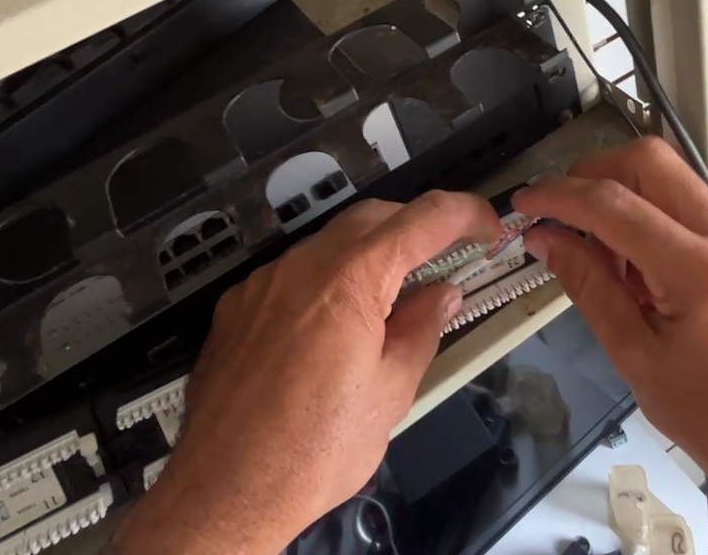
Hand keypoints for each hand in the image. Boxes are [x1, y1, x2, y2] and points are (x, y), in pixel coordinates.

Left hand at [116, 191, 501, 554]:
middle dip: (415, 228)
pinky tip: (328, 329)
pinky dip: (324, 281)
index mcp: (351, 279)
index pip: (424, 218)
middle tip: (442, 262)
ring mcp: (264, 280)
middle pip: (374, 217)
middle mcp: (304, 264)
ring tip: (386, 304)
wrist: (220, 493)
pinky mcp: (237, 304)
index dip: (465, 213)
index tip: (487, 225)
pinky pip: (292, 272)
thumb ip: (422, 329)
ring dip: (367, 255)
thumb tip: (441, 293)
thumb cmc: (311, 451)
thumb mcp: (390, 394)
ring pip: (330, 241)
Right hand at [517, 139, 707, 554]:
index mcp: (699, 272)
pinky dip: (645, 207)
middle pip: (648, 160)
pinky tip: (627, 253)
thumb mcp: (634, 355)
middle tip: (558, 208)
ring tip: (592, 240)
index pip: (614, 205)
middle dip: (591, 172)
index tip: (525, 202)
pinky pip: (683, 198)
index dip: (558, 196)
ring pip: (668, 171)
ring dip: (619, 188)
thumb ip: (587, 284)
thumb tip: (546, 239)